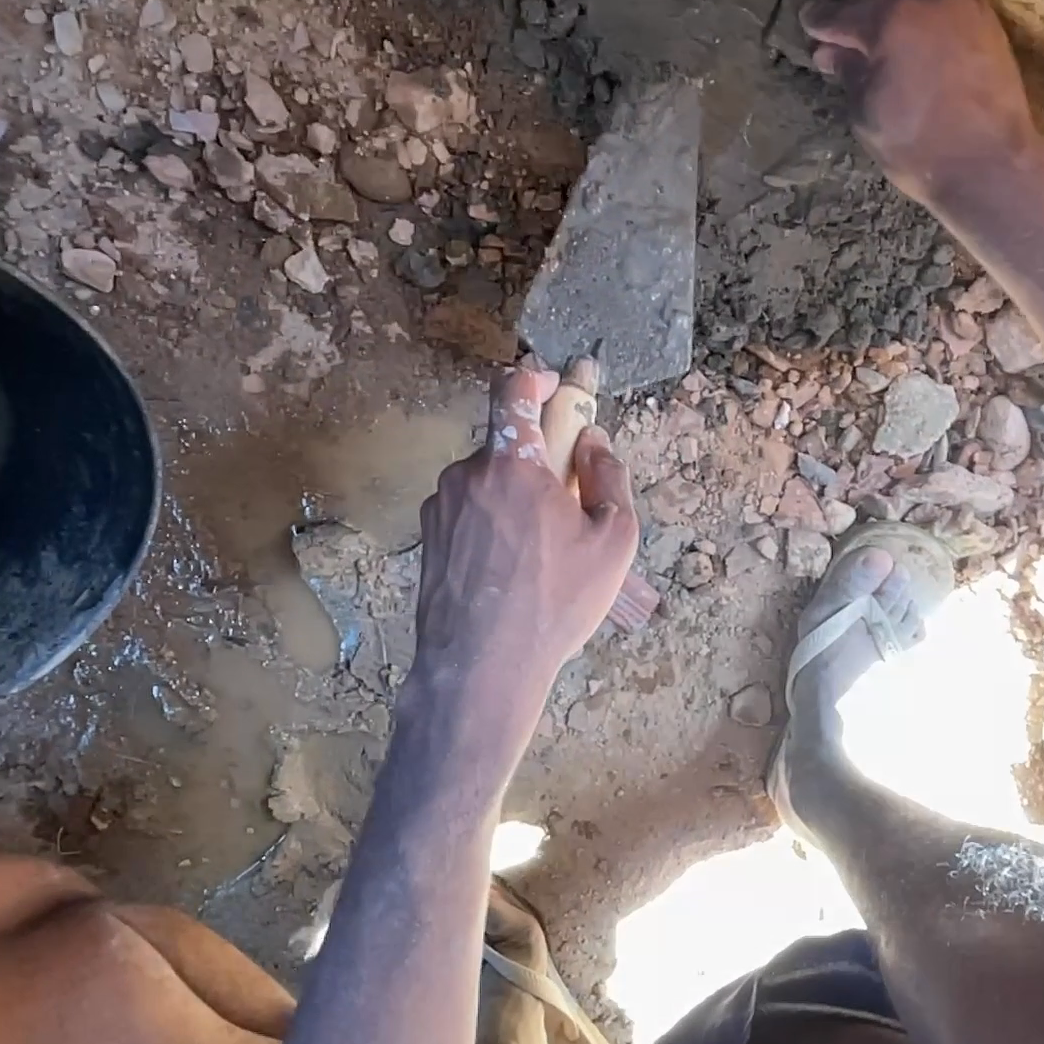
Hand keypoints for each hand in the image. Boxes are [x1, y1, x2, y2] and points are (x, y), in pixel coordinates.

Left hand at [410, 367, 638, 720]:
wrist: (482, 667)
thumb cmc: (555, 602)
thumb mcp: (614, 540)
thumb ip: (610, 475)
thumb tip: (593, 442)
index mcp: (512, 462)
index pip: (513, 387)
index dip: (536, 376)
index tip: (555, 387)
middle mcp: (468, 474)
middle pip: (508, 444)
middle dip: (540, 462)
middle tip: (567, 508)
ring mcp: (441, 507)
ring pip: (489, 482)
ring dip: (516, 497)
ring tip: (540, 554)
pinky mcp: (429, 538)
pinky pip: (469, 512)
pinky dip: (493, 524)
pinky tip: (510, 570)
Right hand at [802, 0, 1037, 201]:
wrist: (986, 161)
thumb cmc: (917, 147)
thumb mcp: (868, 116)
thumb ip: (850, 75)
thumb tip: (832, 53)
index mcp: (890, 22)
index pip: (842, 14)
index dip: (821, 20)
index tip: (809, 21)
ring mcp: (961, 2)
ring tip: (880, 3)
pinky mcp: (985, 16)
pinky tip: (915, 16)